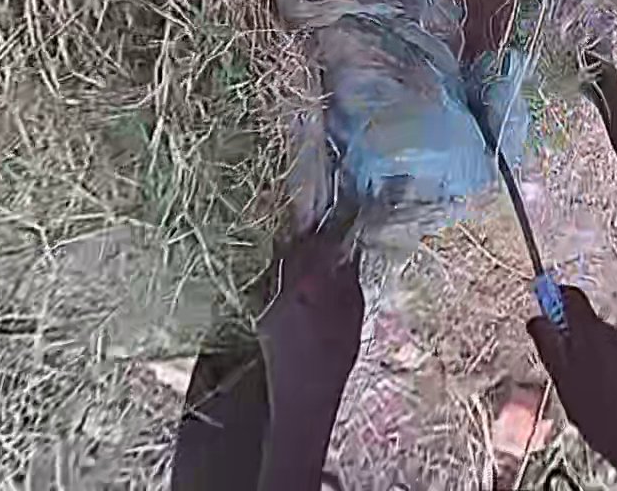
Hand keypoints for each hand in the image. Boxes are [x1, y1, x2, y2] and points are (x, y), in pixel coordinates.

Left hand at [258, 222, 363, 409]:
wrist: (303, 398)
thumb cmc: (335, 356)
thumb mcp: (353, 312)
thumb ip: (349, 276)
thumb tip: (348, 250)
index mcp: (311, 282)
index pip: (319, 241)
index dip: (331, 228)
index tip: (342, 220)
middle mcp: (286, 286)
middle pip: (297, 247)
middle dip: (312, 235)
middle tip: (326, 229)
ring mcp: (271, 299)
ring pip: (285, 264)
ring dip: (300, 254)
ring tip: (316, 251)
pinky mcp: (263, 314)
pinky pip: (278, 284)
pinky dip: (291, 276)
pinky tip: (303, 281)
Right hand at [528, 287, 616, 489]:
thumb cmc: (597, 407)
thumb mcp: (559, 372)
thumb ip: (545, 340)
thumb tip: (535, 319)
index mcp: (589, 327)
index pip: (569, 293)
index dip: (552, 295)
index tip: (542, 305)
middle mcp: (608, 332)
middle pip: (580, 316)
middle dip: (564, 329)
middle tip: (552, 353)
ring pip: (592, 337)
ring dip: (578, 348)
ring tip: (571, 378)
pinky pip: (605, 353)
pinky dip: (593, 362)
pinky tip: (589, 388)